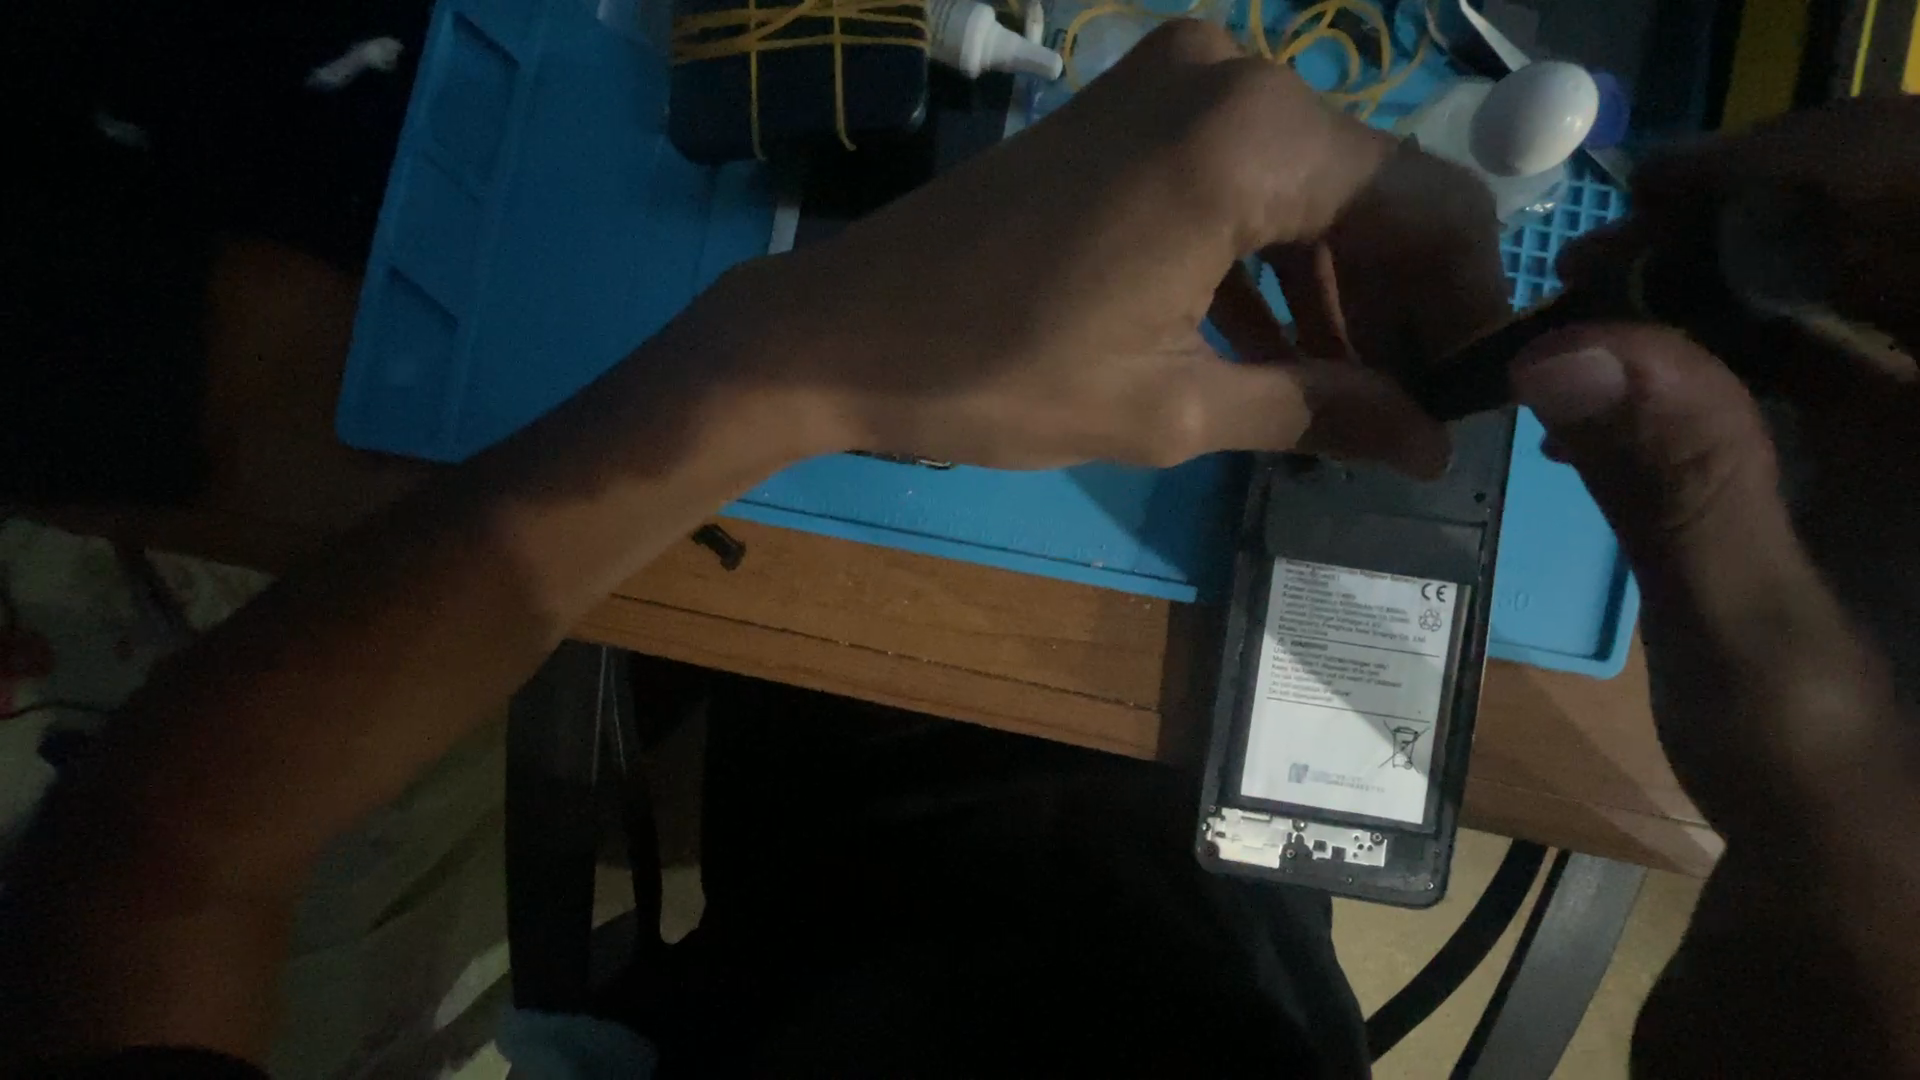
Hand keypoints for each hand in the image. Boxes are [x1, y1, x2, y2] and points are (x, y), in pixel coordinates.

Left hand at [681, 20, 1506, 472]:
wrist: (841, 336)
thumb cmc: (997, 378)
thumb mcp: (1166, 408)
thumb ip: (1310, 410)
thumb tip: (1422, 443)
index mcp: (1254, 141)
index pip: (1426, 209)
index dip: (1461, 305)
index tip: (1466, 392)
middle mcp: (1227, 77)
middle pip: (1364, 194)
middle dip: (1390, 306)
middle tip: (1400, 410)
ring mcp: (1164, 83)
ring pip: (1293, 191)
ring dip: (1322, 292)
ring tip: (1336, 396)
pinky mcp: (1117, 116)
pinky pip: (1224, 185)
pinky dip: (1252, 264)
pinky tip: (1263, 347)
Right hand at [1504, 97, 1919, 833]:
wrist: (1898, 905)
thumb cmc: (1871, 828)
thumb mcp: (1774, 667)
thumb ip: (1685, 497)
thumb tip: (1559, 351)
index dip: (1838, 165)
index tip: (1662, 186)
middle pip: (1916, 241)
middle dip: (1749, 229)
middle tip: (1588, 270)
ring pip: (1854, 299)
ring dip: (1708, 297)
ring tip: (1575, 327)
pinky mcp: (1898, 466)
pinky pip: (1813, 367)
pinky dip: (1701, 364)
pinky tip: (1610, 398)